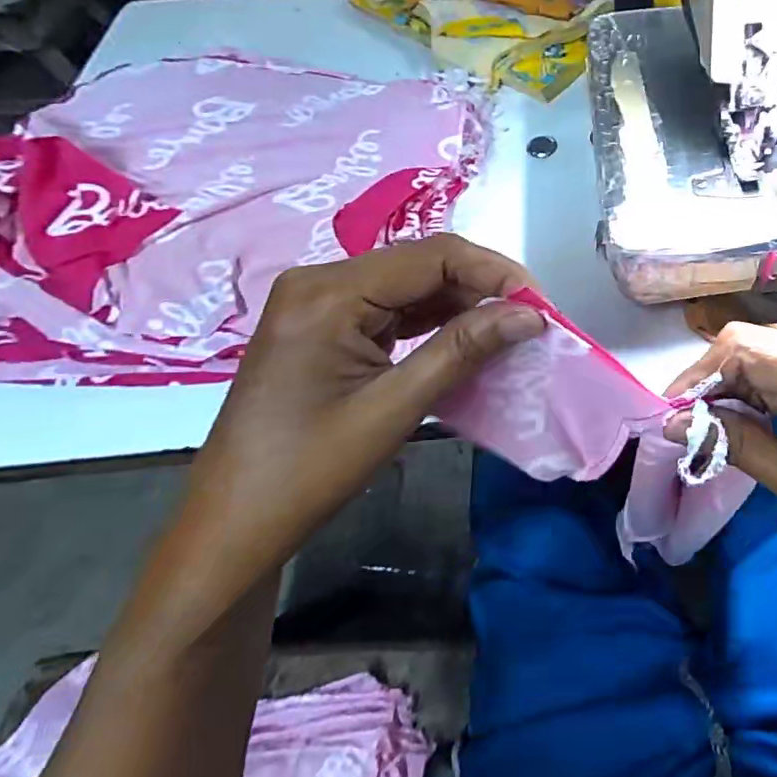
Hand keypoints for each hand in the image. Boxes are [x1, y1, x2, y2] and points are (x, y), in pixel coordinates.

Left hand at [191, 234, 544, 572]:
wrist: (236, 521)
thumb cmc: (309, 470)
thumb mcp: (394, 407)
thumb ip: (462, 349)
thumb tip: (529, 315)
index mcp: (328, 292)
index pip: (432, 256)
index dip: (495, 273)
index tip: (541, 306)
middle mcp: (320, 281)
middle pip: (420, 264)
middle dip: (481, 287)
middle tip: (532, 319)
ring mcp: (319, 302)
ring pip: (409, 285)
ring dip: (461, 303)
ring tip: (509, 328)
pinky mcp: (324, 324)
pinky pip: (390, 309)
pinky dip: (431, 321)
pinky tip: (467, 336)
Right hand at [663, 323, 776, 603]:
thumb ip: (734, 442)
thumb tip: (672, 422)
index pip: (743, 347)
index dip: (699, 375)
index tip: (671, 413)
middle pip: (753, 346)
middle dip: (712, 381)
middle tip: (685, 423)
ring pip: (768, 361)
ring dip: (732, 390)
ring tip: (707, 428)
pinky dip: (758, 398)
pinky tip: (742, 426)